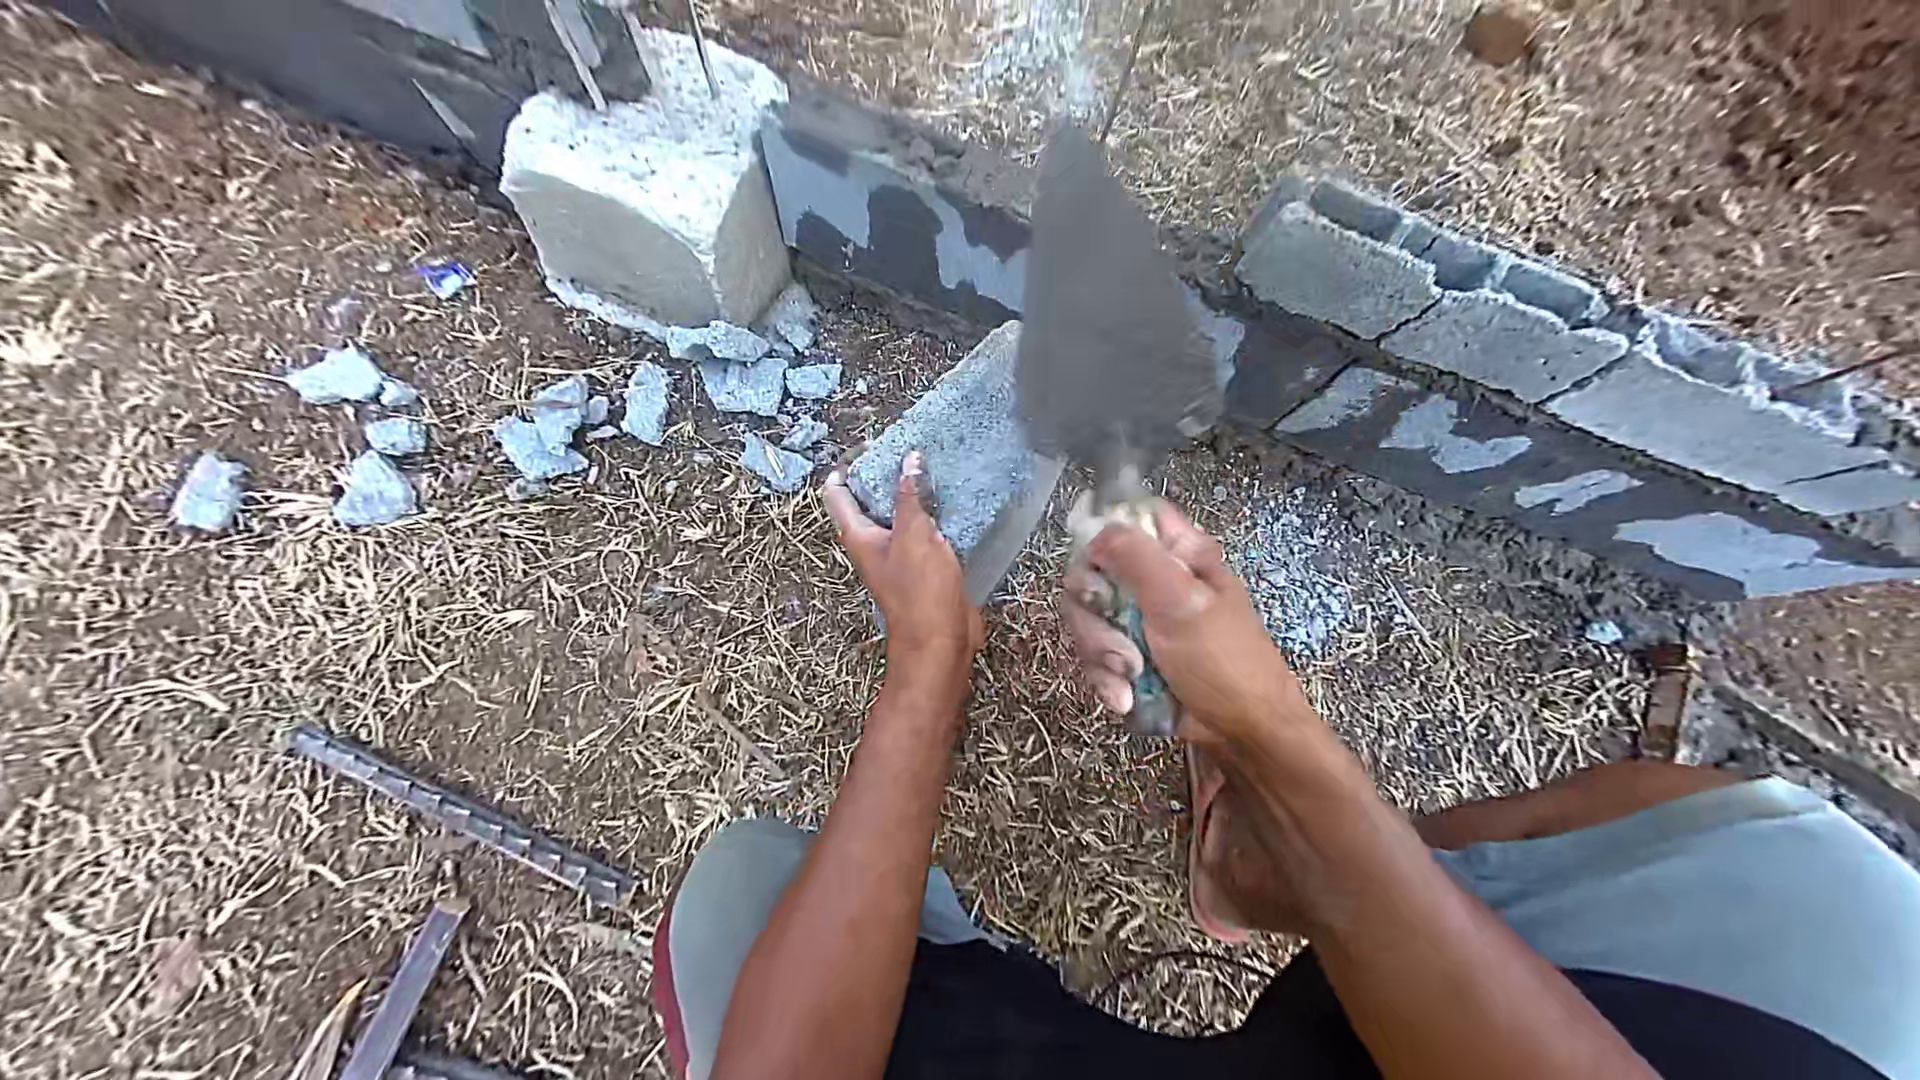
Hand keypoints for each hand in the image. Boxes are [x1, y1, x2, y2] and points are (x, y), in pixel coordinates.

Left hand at [824, 451, 984, 676]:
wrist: (940, 639)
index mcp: (858, 536)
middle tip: (910, 451)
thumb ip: (910, 496)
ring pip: (900, 515)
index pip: (838, 493)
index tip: (871, 447)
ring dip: (913, 494)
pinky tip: (952, 500)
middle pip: (871, 501)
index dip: (848, 467)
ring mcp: (898, 555)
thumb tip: (910, 460)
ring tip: (933, 467)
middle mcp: (873, 543)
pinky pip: (923, 532)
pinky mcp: (923, 565)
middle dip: (887, 475)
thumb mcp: (914, 535)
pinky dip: (933, 515)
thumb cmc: (920, 590)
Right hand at [1060, 501, 1305, 744]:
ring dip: (1101, 652)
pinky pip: (1092, 652)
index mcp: (1178, 553)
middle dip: (1094, 612)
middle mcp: (1152, 578)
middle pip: (1092, 569)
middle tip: (1119, 640)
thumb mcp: (1182, 603)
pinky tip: (1126, 695)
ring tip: (1130, 675)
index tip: (1093, 562)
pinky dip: (1105, 677)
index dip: (1104, 529)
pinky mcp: (1125, 651)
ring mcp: (1136, 616)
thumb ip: (1137, 559)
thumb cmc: (1222, 660)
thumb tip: (1094, 533)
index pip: (1133, 514)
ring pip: (1086, 615)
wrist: (1239, 732)